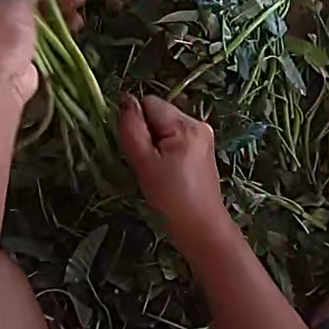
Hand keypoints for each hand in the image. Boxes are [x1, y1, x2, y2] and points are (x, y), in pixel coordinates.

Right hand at [119, 94, 235, 241]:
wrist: (202, 228)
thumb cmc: (170, 198)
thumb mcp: (144, 162)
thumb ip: (131, 127)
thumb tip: (125, 100)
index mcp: (184, 124)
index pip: (149, 102)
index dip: (135, 122)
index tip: (136, 148)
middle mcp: (198, 123)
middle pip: (158, 113)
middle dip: (147, 133)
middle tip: (147, 163)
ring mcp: (203, 136)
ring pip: (166, 127)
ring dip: (156, 143)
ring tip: (158, 170)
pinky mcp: (203, 149)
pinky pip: (176, 139)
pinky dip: (166, 151)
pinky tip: (168, 172)